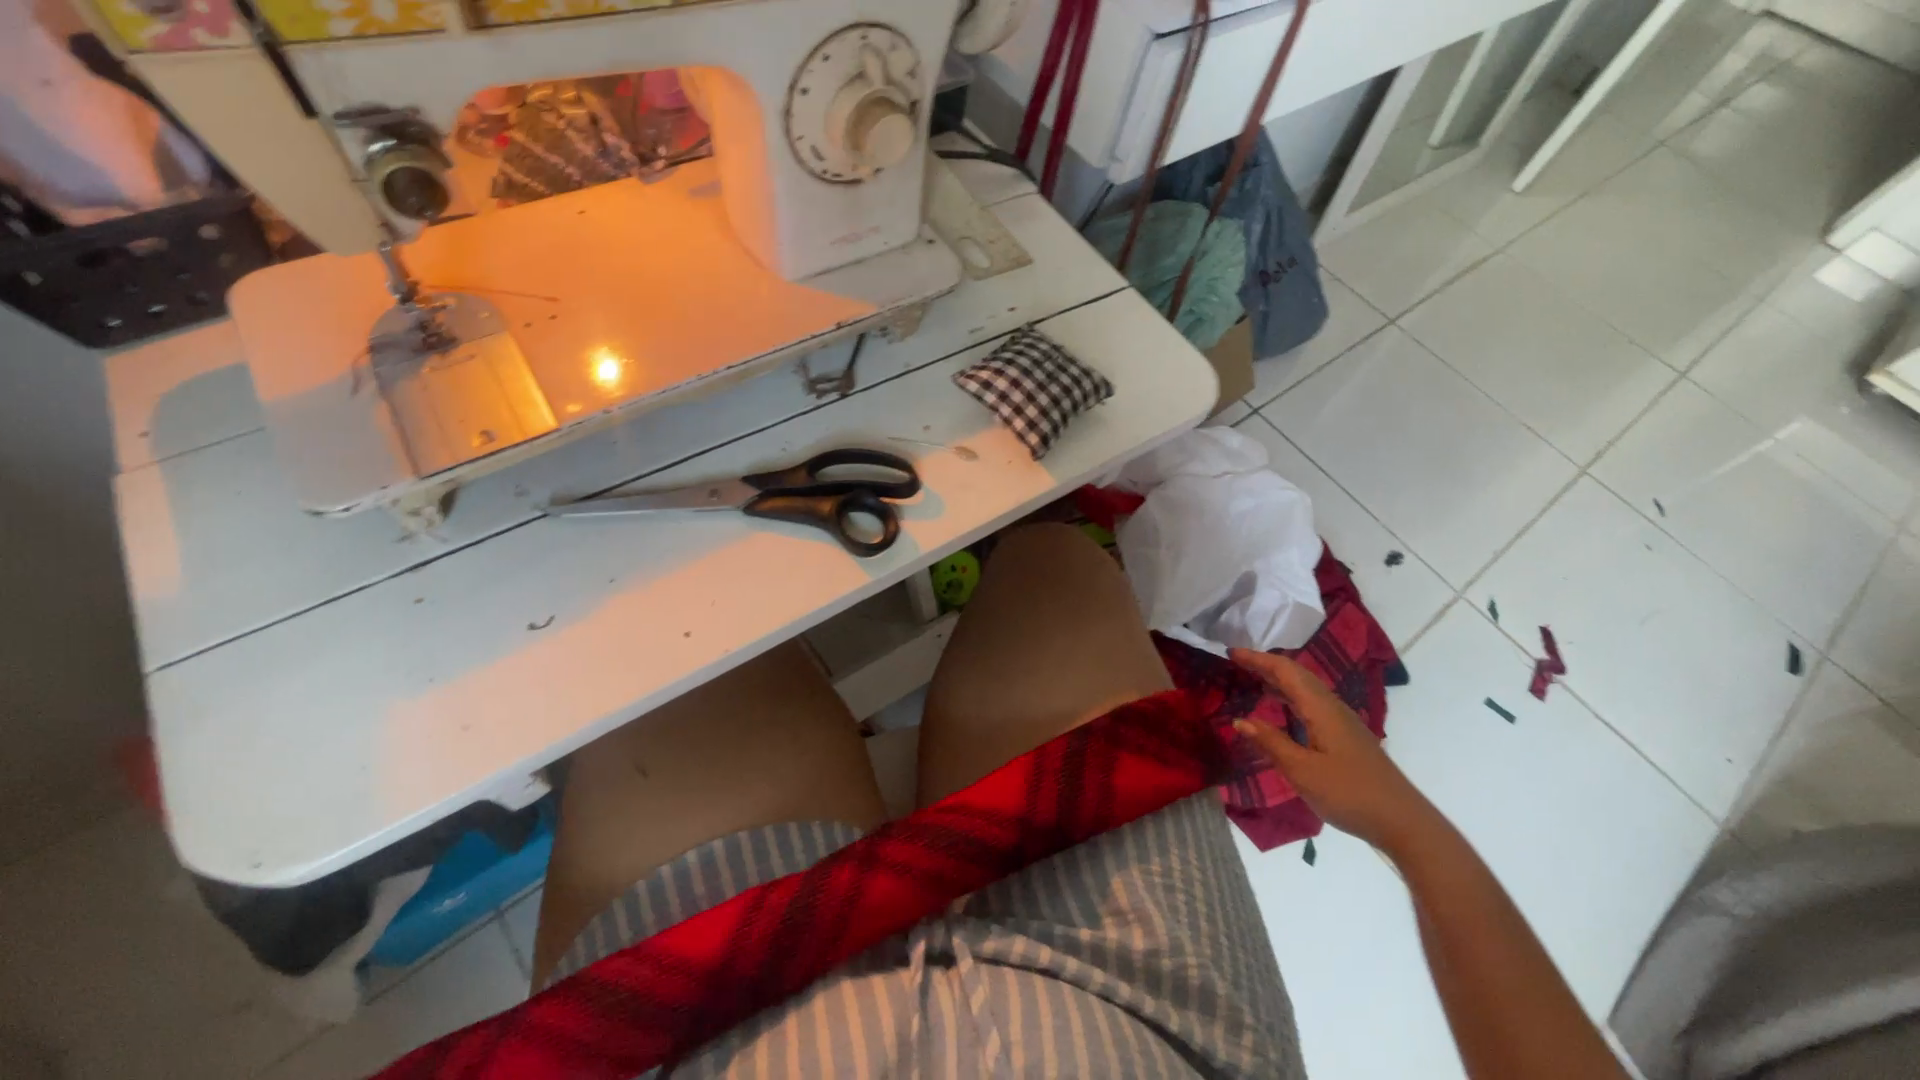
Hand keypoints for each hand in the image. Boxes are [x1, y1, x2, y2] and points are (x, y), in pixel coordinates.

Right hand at [1228, 648, 1437, 855]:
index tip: (1231, 653)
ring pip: (1307, 690)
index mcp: (1321, 709)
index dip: (1258, 659)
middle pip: (1298, 675)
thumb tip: (1240, 720)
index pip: (1286, 671)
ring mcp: (1342, 722)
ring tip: (1253, 681)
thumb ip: (1271, 743)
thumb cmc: (1349, 793)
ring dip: (1280, 680)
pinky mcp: (1346, 737)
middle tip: (1237, 663)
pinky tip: (1282, 712)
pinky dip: (1291, 698)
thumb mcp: (1302, 771)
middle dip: (1267, 665)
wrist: (1401, 820)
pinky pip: (1312, 705)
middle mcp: (1333, 708)